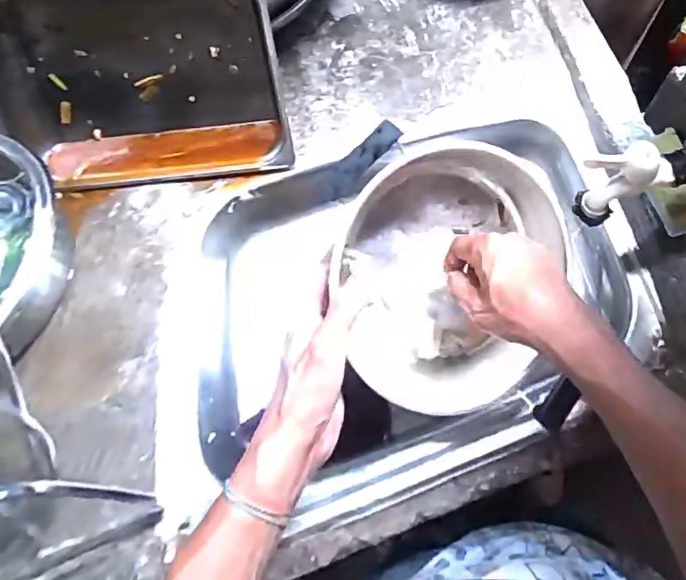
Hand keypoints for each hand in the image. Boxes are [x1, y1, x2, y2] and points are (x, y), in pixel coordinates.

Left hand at [229, 270, 367, 514]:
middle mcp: (311, 330)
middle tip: (383, 261)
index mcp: (303, 319)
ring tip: (388, 286)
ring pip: (343, 315)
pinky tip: (383, 325)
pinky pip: (352, 337)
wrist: (297, 444)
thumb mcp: (325, 346)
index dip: (337, 257)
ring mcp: (322, 349)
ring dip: (361, 301)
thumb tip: (362, 274)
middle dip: (354, 277)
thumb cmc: (303, 395)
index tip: (362, 241)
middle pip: (333, 294)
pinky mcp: (335, 368)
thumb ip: (343, 310)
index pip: (319, 277)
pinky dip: (366, 326)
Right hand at [443, 232, 596, 357]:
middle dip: (475, 265)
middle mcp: (509, 238)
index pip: (459, 245)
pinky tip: (520, 291)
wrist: (557, 319)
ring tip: (499, 293)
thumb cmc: (514, 314)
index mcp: (488, 246)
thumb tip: (454, 276)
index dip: (451, 261)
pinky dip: (516, 269)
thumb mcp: (476, 309)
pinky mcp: (546, 254)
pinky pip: (522, 257)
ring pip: (504, 252)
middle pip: (483, 247)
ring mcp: (530, 244)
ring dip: (496, 267)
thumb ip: (457, 288)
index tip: (452, 276)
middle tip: (475, 289)